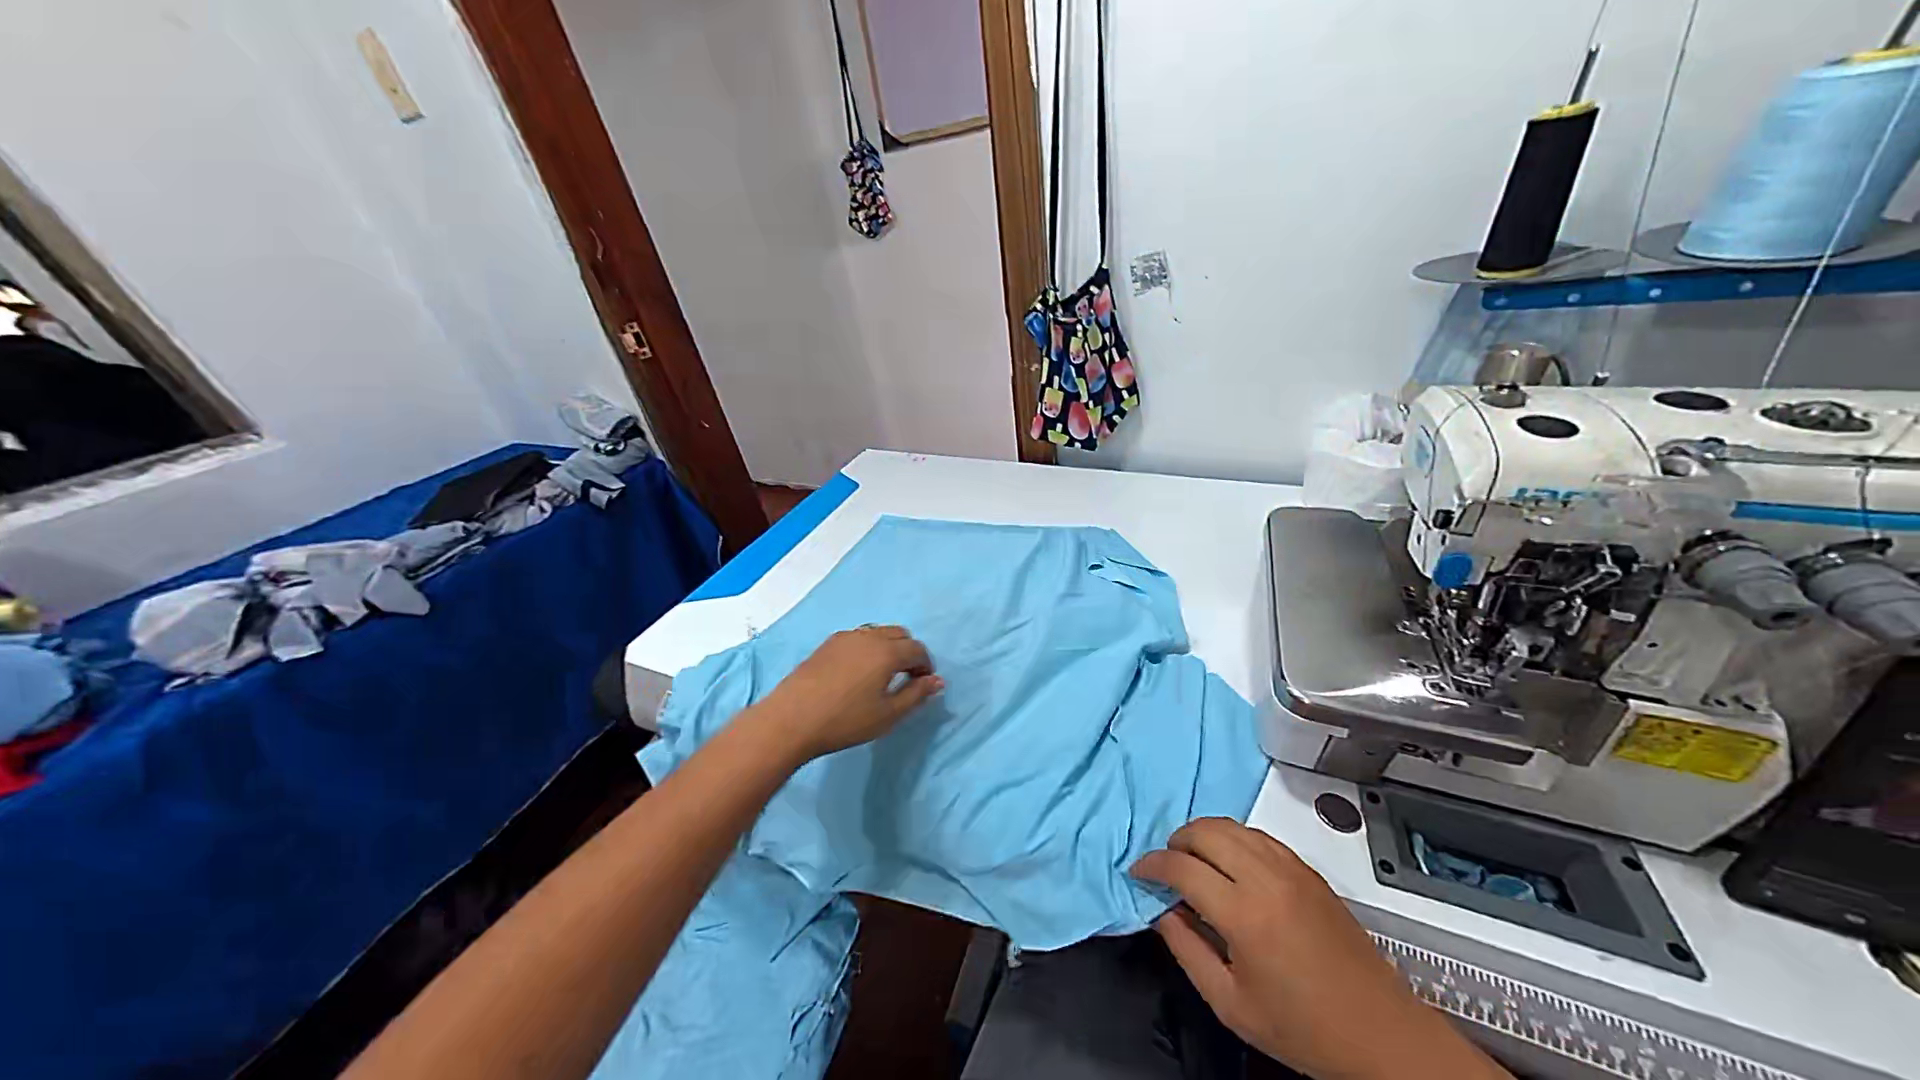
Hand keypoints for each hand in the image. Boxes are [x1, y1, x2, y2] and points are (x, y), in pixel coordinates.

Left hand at [753, 625, 943, 761]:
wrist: (791, 720)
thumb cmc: (845, 721)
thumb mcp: (888, 714)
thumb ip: (916, 694)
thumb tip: (937, 680)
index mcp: (887, 651)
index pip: (918, 649)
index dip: (926, 666)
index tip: (923, 685)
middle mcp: (868, 636)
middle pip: (899, 634)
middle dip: (908, 652)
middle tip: (906, 679)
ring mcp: (844, 637)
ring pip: (877, 633)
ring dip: (888, 648)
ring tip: (882, 676)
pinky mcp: (826, 644)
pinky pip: (857, 638)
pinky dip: (868, 648)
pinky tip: (858, 673)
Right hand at [1132, 819, 1509, 1079]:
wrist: (1382, 1034)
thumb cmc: (1303, 1028)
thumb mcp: (1230, 1004)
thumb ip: (1186, 950)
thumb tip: (1161, 910)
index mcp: (1245, 915)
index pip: (1182, 866)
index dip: (1151, 865)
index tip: (1138, 872)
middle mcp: (1267, 879)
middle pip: (1204, 831)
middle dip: (1175, 842)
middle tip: (1166, 866)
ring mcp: (1292, 870)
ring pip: (1232, 825)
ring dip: (1203, 835)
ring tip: (1194, 861)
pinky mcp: (1309, 871)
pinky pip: (1259, 835)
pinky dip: (1233, 838)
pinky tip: (1230, 863)